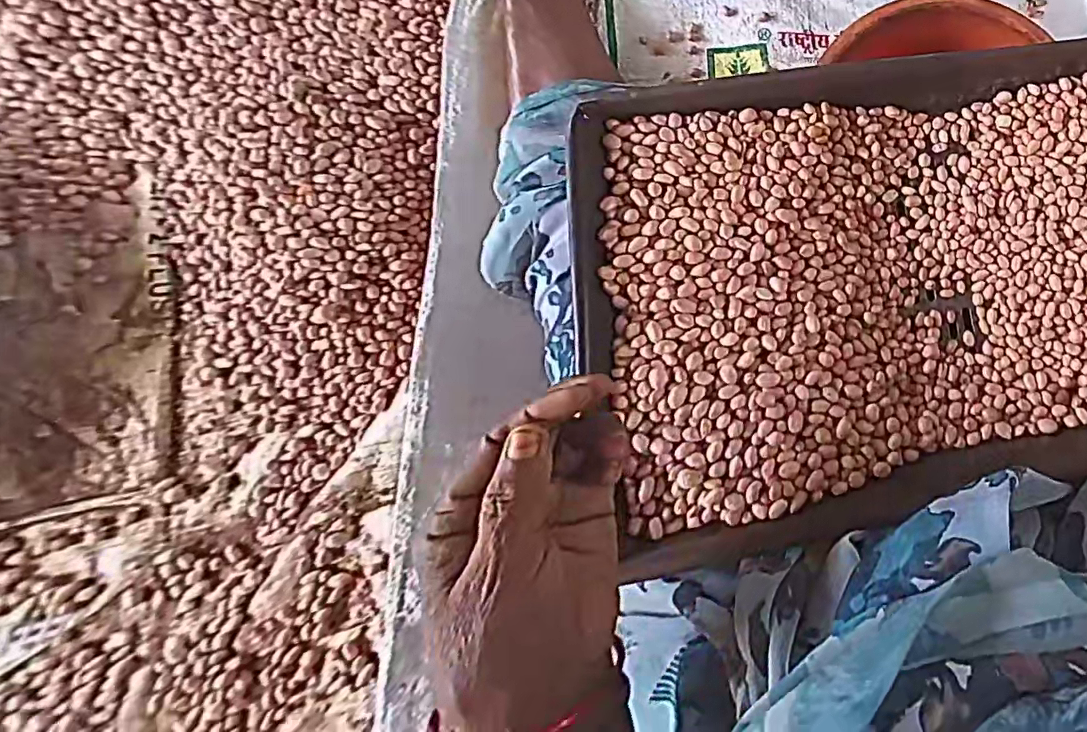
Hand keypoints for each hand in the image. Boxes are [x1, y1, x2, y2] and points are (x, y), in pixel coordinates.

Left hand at [427, 376, 630, 730]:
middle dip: (569, 410)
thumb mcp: (498, 572)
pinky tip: (621, 452)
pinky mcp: (589, 513)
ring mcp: (551, 503)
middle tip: (603, 390)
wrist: (548, 696)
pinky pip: (601, 469)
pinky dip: (613, 453)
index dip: (537, 413)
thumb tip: (527, 433)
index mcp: (466, 511)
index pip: (500, 444)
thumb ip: (512, 500)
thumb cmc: (500, 645)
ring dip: (595, 430)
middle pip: (539, 436)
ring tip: (616, 431)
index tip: (574, 395)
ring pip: (574, 446)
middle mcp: (509, 497)